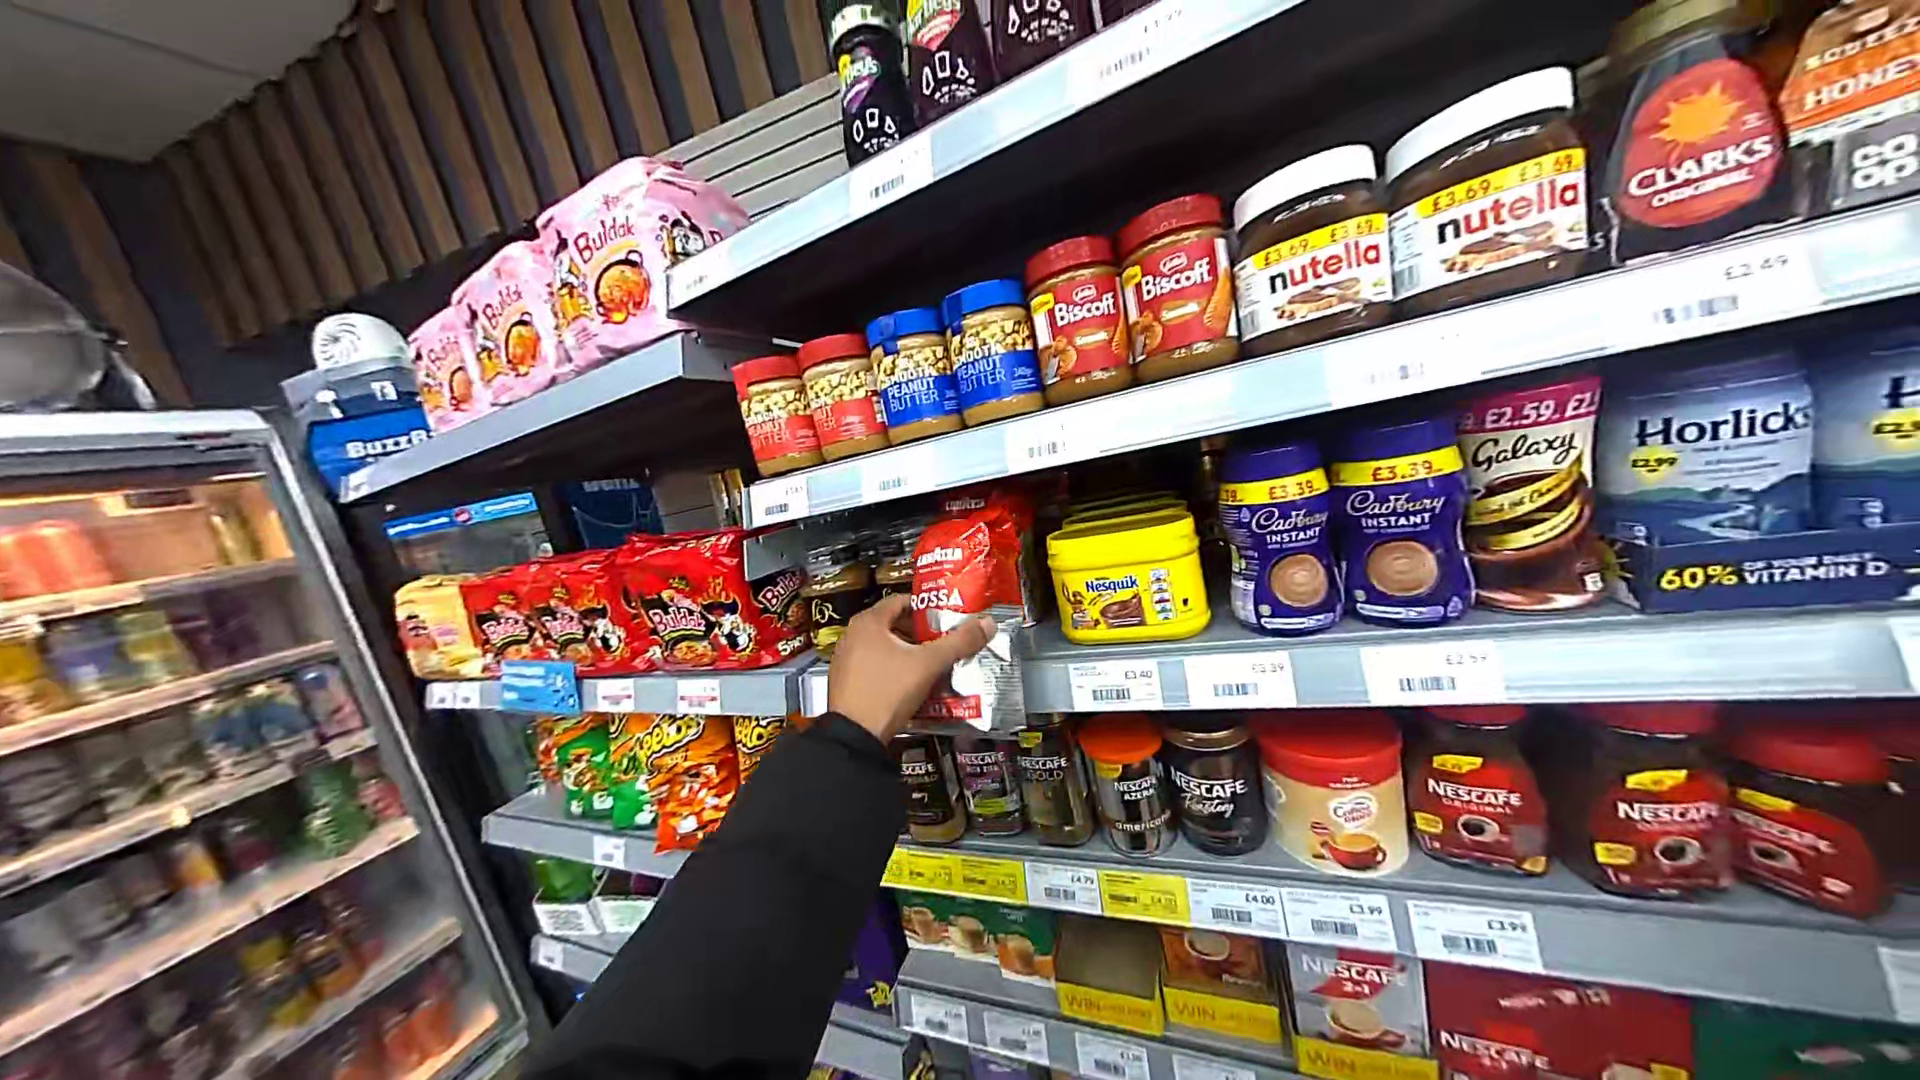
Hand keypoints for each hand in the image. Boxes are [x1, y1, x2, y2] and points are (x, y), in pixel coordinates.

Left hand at [827, 593, 994, 743]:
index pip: (902, 601)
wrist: (855, 737)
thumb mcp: (929, 664)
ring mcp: (846, 660)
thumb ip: (959, 642)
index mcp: (868, 622)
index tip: (946, 618)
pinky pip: (875, 666)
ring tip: (933, 663)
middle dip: (921, 632)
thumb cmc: (887, 691)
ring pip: (885, 647)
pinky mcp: (846, 682)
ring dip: (909, 652)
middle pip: (894, 624)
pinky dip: (894, 669)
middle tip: (944, 641)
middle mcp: (853, 636)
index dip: (927, 608)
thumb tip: (987, 624)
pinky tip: (912, 683)